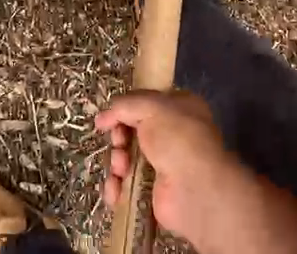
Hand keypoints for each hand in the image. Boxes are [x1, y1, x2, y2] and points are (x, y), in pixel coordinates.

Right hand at [95, 91, 241, 243]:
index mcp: (178, 108)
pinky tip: (116, 190)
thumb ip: (124, 105)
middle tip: (119, 144)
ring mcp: (163, 165)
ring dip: (117, 162)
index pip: (144, 104)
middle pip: (131, 131)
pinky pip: (126, 185)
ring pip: (126, 158)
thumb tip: (102, 118)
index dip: (124, 110)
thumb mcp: (150, 106)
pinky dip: (117, 187)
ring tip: (121, 169)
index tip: (109, 119)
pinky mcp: (153, 192)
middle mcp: (172, 135)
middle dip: (119, 139)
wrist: (195, 189)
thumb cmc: (177, 138)